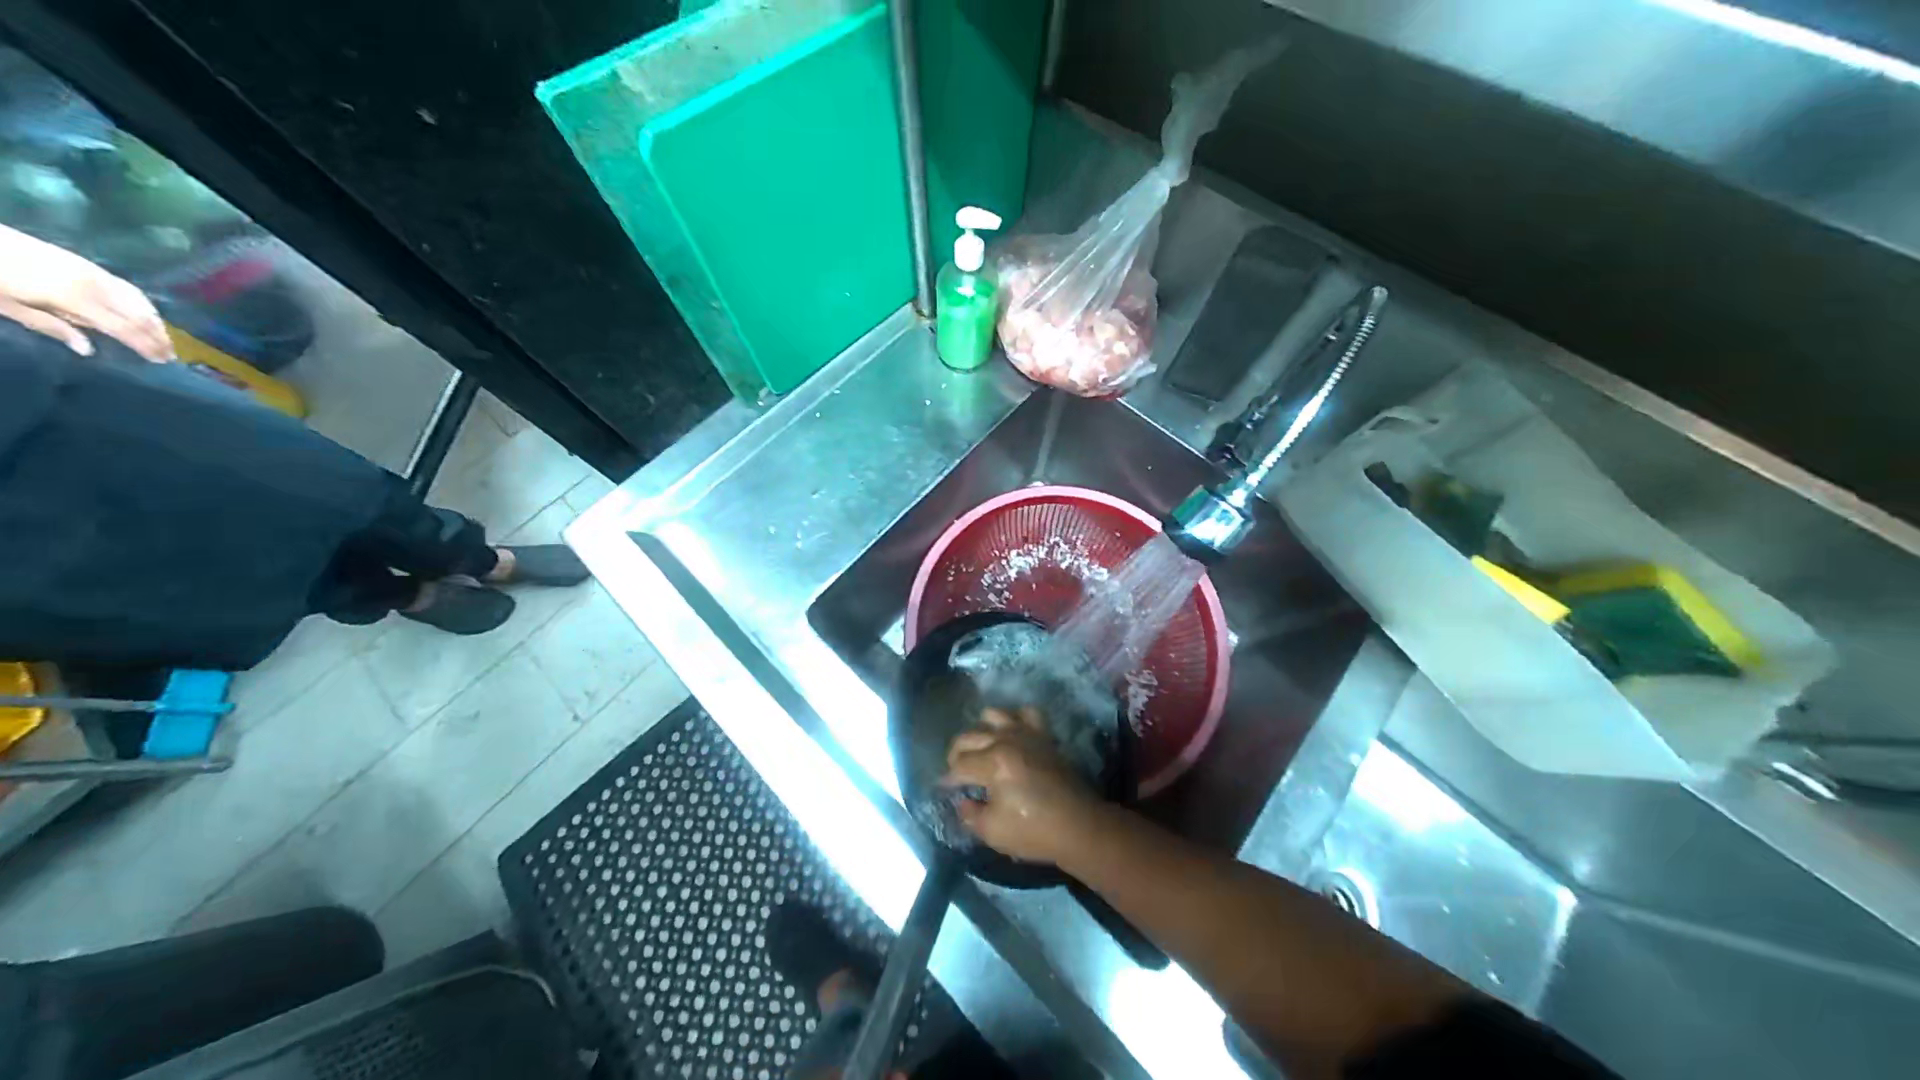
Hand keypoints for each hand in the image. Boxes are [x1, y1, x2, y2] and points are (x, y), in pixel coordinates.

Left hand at [0, 224, 173, 361]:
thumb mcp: (7, 305)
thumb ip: (49, 326)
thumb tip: (87, 349)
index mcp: (74, 299)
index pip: (124, 328)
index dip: (146, 346)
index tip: (161, 361)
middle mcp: (94, 286)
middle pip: (140, 316)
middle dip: (158, 336)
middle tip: (169, 354)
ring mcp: (95, 273)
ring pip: (140, 302)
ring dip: (155, 322)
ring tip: (162, 337)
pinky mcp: (90, 266)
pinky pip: (129, 289)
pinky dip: (144, 306)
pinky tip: (146, 314)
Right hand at [942, 706, 1104, 865]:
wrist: (1080, 826)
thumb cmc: (1035, 831)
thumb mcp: (993, 831)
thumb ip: (970, 814)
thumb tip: (962, 801)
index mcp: (993, 764)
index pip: (959, 765)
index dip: (948, 779)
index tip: (944, 789)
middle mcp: (1007, 741)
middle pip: (969, 737)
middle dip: (956, 754)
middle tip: (956, 772)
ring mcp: (1027, 734)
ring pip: (993, 715)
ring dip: (980, 731)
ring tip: (980, 749)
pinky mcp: (1043, 736)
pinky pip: (1026, 713)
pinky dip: (1014, 719)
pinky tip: (1010, 734)